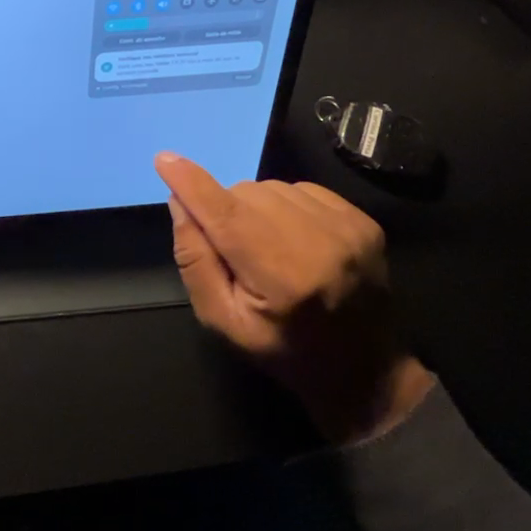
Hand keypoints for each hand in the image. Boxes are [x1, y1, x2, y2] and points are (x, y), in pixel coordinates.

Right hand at [154, 152, 431, 444]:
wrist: (365, 370)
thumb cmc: (283, 351)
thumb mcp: (223, 321)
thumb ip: (196, 262)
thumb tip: (179, 204)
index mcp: (281, 276)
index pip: (225, 214)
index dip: (192, 184)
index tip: (165, 160)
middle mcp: (319, 242)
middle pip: (245, 194)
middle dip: (224, 210)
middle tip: (231, 250)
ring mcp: (347, 228)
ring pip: (272, 187)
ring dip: (254, 207)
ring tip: (264, 246)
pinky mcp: (363, 221)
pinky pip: (301, 189)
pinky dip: (284, 206)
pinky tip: (291, 238)